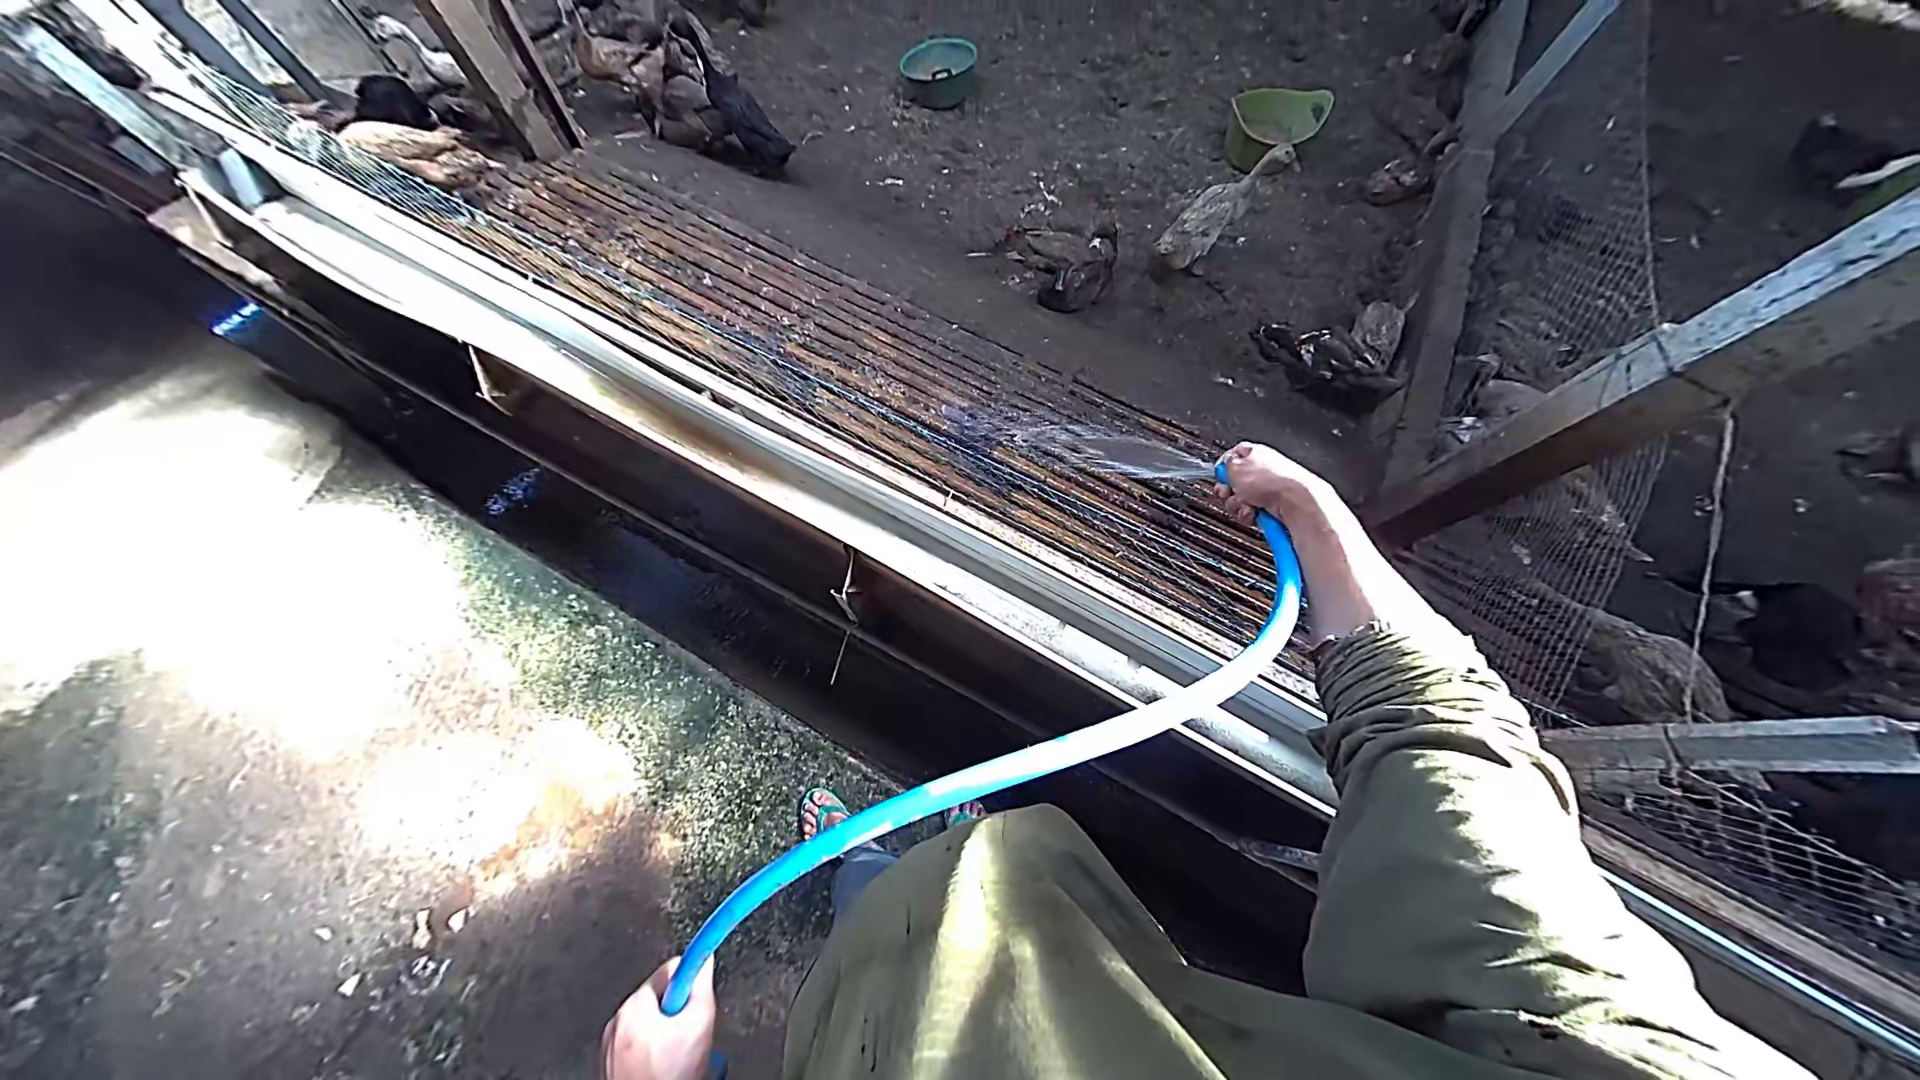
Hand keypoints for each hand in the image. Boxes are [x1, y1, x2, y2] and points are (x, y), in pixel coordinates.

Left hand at [602, 957, 715, 1079]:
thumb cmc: (670, 1076)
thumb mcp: (700, 1019)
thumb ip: (703, 982)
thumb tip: (704, 958)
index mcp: (634, 1006)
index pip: (671, 969)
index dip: (691, 978)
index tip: (701, 974)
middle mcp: (615, 1024)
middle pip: (660, 996)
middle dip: (677, 1009)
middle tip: (688, 1031)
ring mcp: (608, 1048)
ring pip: (649, 1021)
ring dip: (665, 1029)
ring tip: (675, 1052)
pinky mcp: (608, 1068)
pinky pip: (636, 1043)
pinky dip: (650, 1048)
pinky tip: (662, 1065)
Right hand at [1212, 442, 1328, 524]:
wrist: (1295, 502)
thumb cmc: (1272, 481)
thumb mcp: (1236, 467)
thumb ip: (1225, 464)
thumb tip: (1223, 465)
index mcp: (1255, 454)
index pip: (1232, 459)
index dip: (1223, 469)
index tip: (1220, 476)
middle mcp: (1261, 471)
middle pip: (1233, 483)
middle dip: (1228, 492)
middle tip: (1231, 492)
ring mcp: (1266, 490)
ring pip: (1238, 500)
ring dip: (1237, 505)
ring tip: (1247, 504)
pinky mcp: (1270, 507)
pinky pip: (1249, 512)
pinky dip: (1248, 515)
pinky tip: (1255, 512)